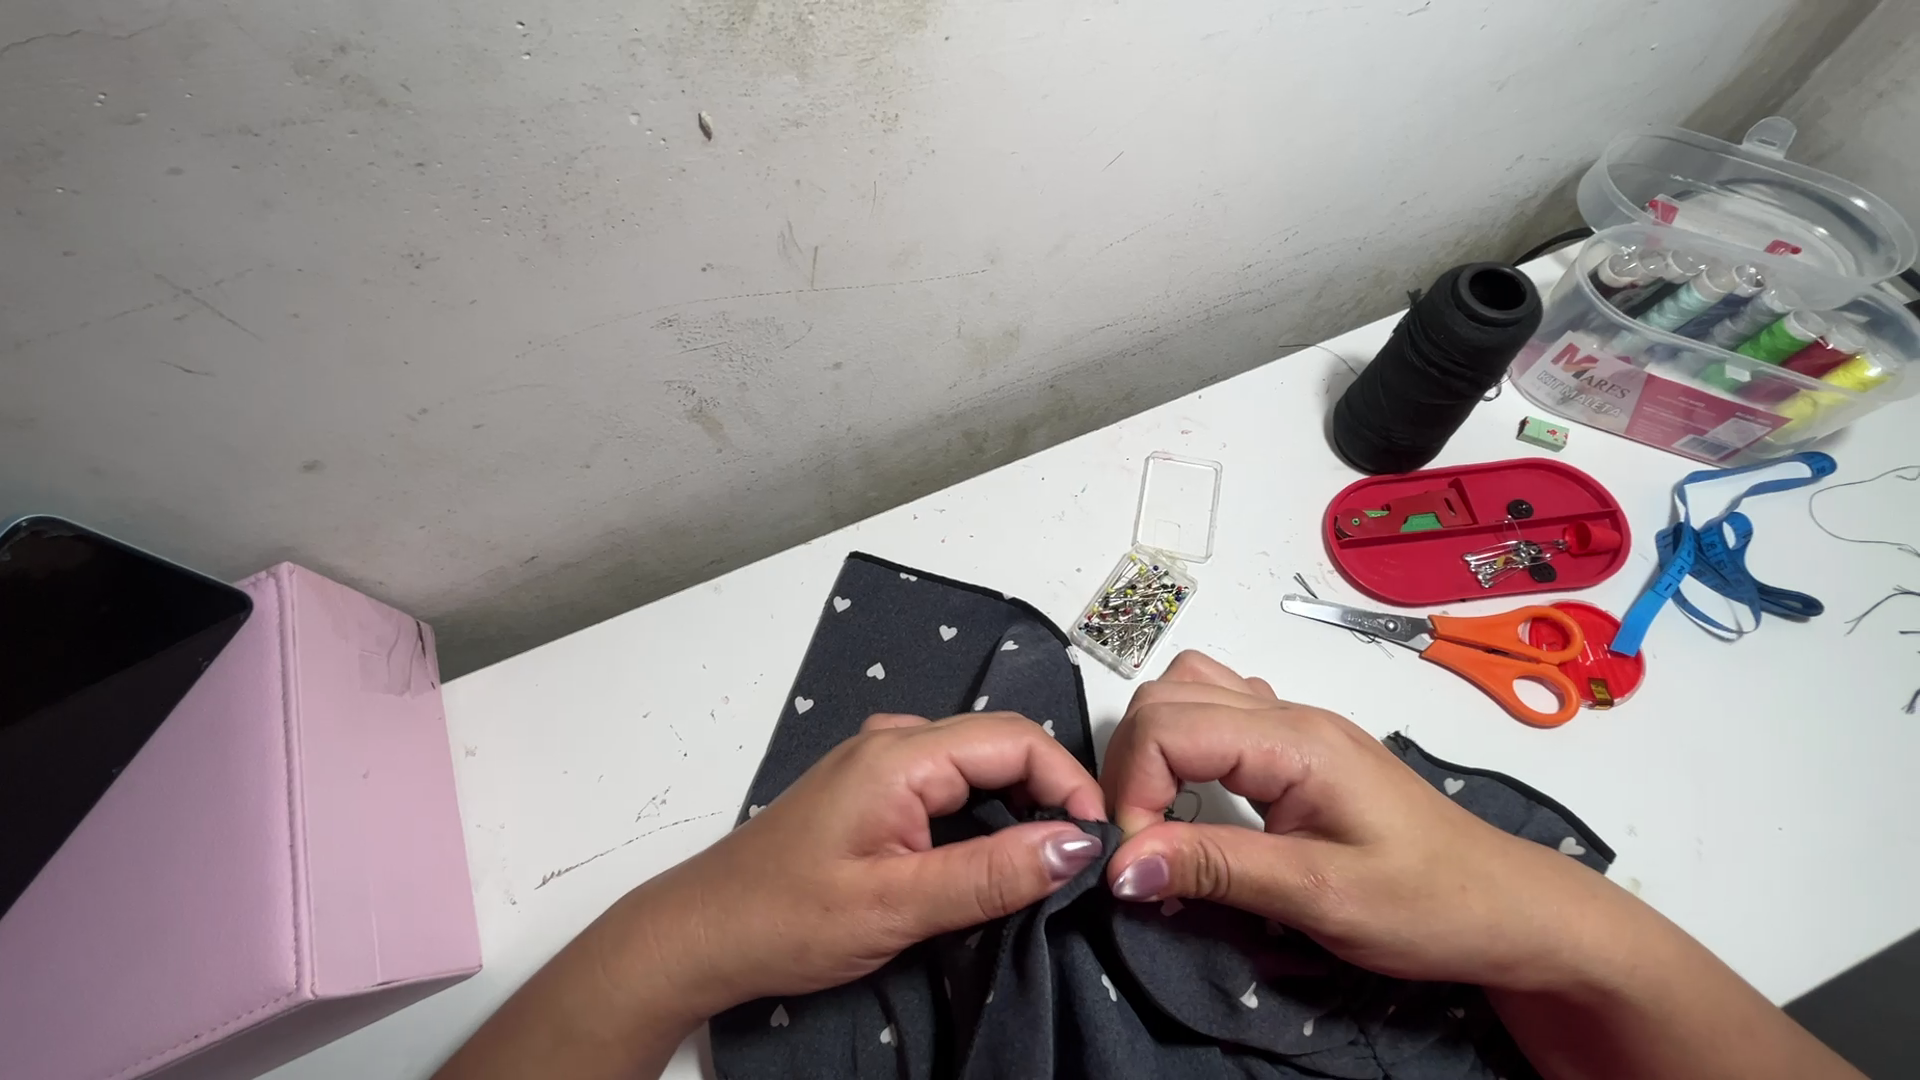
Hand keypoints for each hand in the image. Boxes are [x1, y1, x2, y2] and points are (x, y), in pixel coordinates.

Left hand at [606, 711, 1106, 1023]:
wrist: (705, 930)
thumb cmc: (789, 918)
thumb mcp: (898, 905)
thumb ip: (992, 872)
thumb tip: (1075, 844)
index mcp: (901, 754)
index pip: (1014, 740)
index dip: (1068, 781)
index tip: (1096, 841)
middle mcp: (895, 740)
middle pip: (999, 744)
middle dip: (1049, 791)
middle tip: (1078, 857)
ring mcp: (883, 759)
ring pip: (977, 762)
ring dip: (1019, 802)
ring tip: (1046, 859)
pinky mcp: (876, 784)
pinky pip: (951, 780)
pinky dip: (986, 809)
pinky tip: (994, 850)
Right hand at [1100, 650, 1600, 989]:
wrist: (1515, 908)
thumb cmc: (1430, 905)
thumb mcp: (1319, 897)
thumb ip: (1213, 868)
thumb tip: (1120, 864)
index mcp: (1291, 739)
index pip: (1165, 728)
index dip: (1132, 791)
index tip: (1140, 862)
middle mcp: (1283, 710)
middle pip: (1162, 698)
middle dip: (1131, 767)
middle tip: (1144, 842)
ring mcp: (1290, 718)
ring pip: (1183, 688)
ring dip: (1153, 744)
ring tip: (1162, 809)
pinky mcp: (1294, 739)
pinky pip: (1215, 704)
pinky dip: (1183, 739)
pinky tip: (1202, 785)